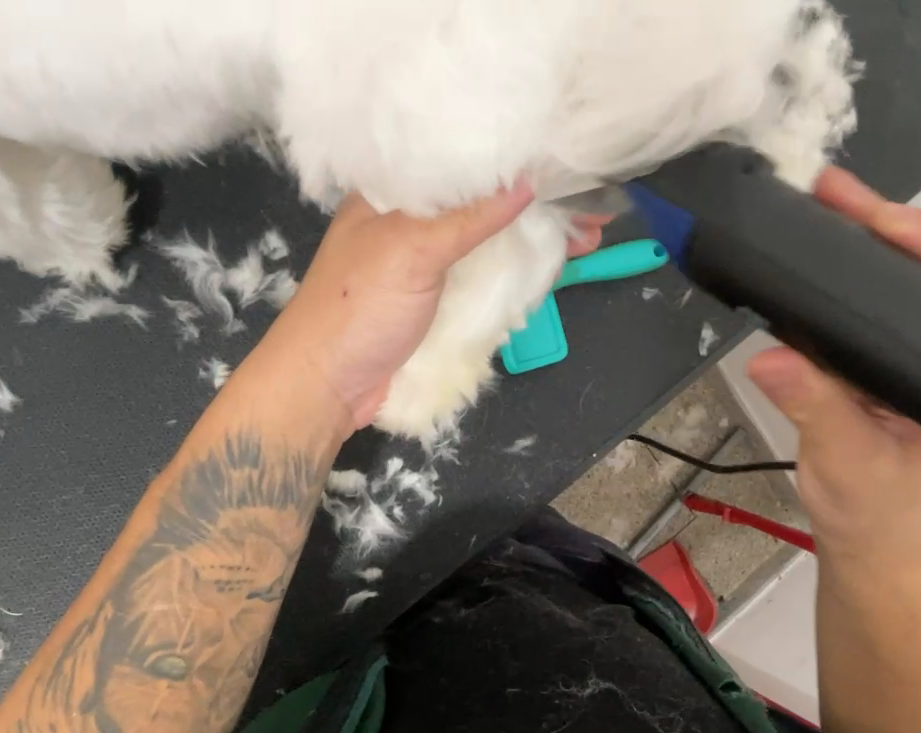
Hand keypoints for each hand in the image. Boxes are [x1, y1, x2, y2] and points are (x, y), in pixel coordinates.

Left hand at [259, 187, 608, 432]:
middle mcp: (413, 221)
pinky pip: (485, 279)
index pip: (461, 160)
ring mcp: (429, 265)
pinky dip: (519, 272)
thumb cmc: (359, 307)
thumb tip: (527, 183)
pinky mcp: (439, 303)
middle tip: (593, 211)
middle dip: (538, 205)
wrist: (327, 385)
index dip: (514, 160)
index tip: (564, 163)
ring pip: (491, 242)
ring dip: (536, 240)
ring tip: (588, 239)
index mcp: (393, 191)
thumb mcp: (412, 249)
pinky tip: (554, 267)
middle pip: (485, 203)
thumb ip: (467, 216)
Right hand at [748, 166, 920, 562]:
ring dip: (867, 235)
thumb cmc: (870, 506)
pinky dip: (844, 267)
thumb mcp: (846, 462)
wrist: (861, 532)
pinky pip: (871, 298)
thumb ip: (816, 410)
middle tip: (835, 194)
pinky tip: (813, 247)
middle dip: (894, 222)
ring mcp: (914, 349)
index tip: (885, 225)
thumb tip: (771, 358)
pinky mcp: (878, 353)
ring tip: (820, 203)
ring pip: (908, 274)